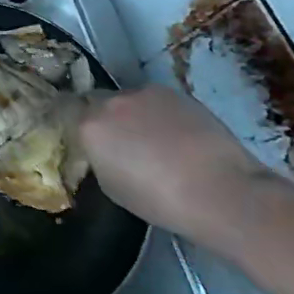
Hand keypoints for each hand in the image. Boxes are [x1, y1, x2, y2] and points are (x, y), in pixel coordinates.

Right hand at [77, 86, 285, 246]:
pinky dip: (161, 114)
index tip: (94, 145)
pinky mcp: (175, 93)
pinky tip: (179, 137)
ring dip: (134, 115)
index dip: (84, 131)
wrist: (222, 191)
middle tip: (125, 143)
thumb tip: (107, 151)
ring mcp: (143, 93)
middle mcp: (110, 102)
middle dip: (108, 120)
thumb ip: (100, 159)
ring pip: (129, 100)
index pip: (71, 117)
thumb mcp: (112, 187)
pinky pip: (156, 101)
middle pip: (98, 103)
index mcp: (89, 127)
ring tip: (156, 140)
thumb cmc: (160, 201)